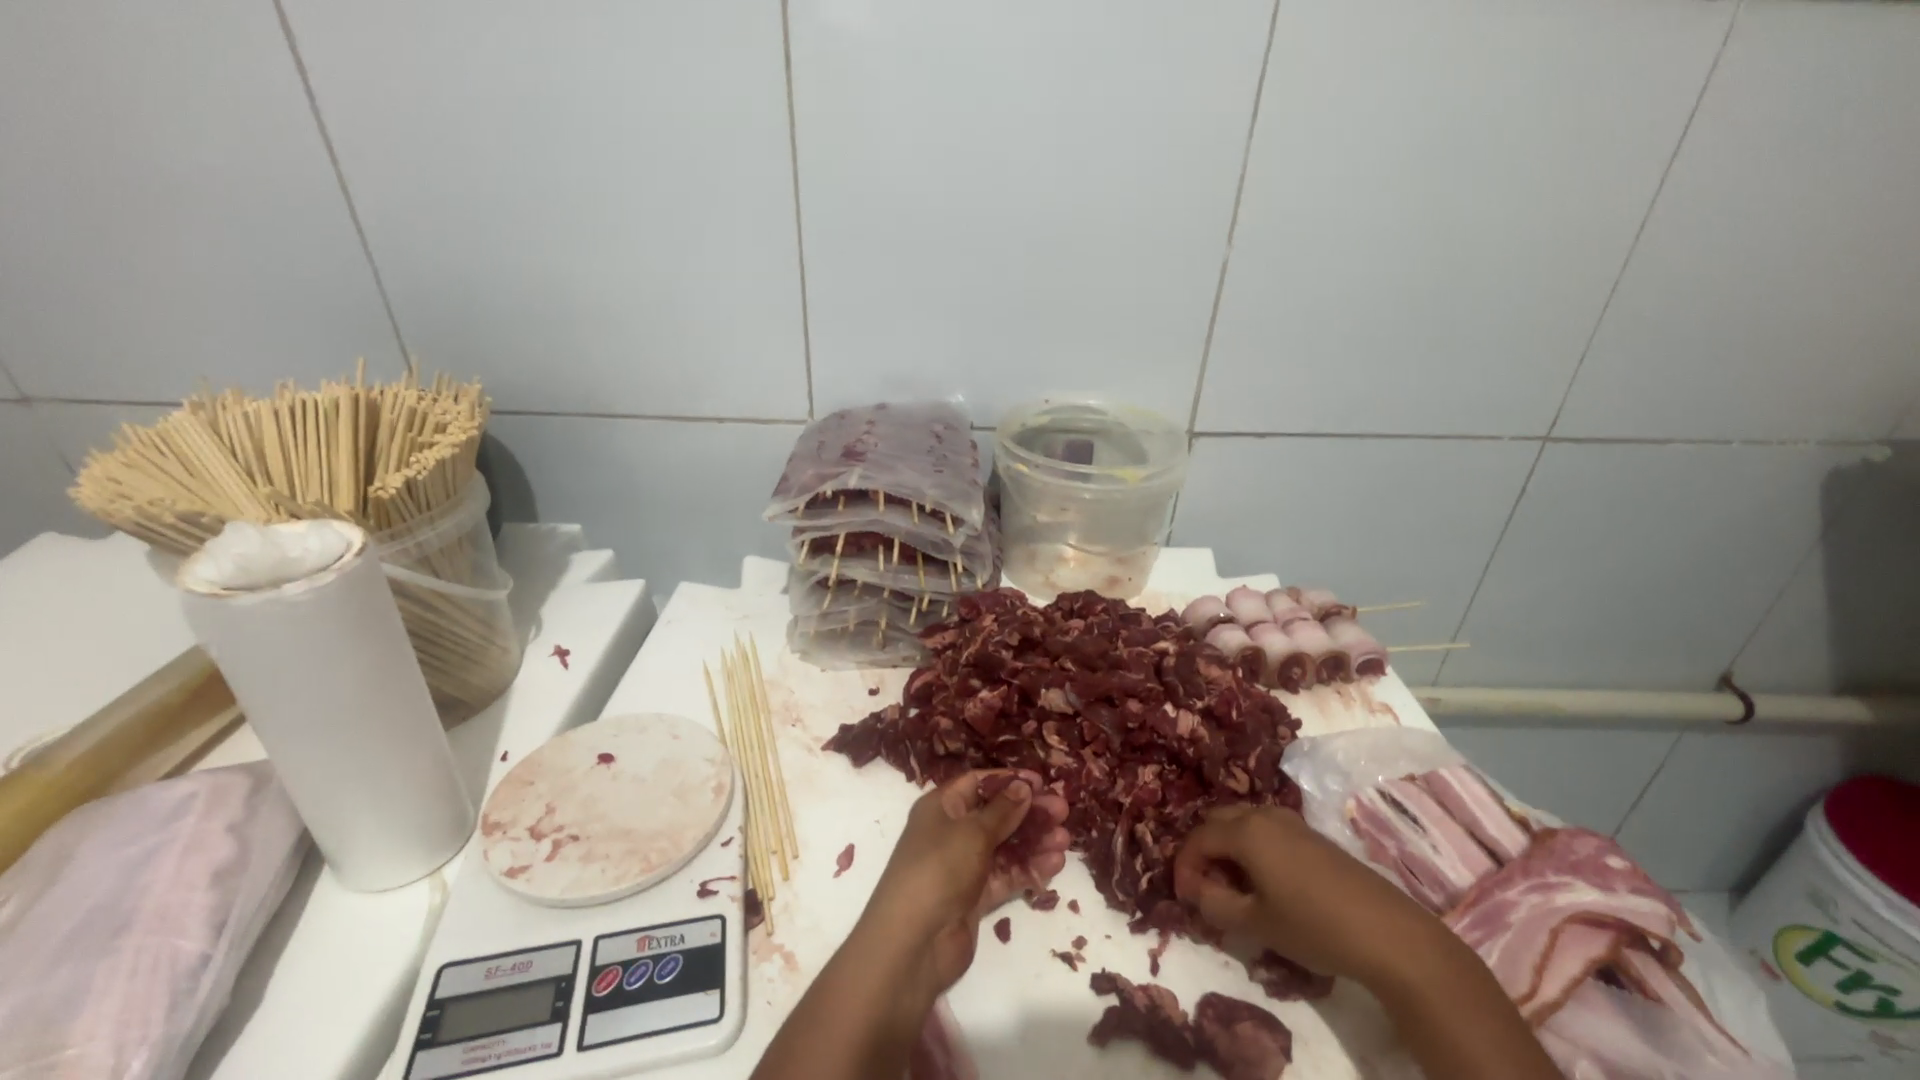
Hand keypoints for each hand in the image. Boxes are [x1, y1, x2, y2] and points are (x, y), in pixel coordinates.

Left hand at [859, 769, 1070, 998]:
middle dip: (1029, 813)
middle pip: (996, 815)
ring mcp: (963, 867)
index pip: (977, 784)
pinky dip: (1028, 870)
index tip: (1041, 782)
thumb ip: (1002, 810)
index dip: (1008, 781)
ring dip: (1035, 842)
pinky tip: (1054, 864)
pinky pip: (1006, 876)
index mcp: (941, 808)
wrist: (914, 941)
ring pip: (1005, 847)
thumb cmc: (939, 869)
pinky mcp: (975, 897)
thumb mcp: (972, 832)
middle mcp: (951, 833)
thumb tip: (1022, 786)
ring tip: (1064, 840)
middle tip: (1063, 811)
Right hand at [1172, 804, 1445, 986]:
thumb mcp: (1254, 923)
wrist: (1389, 934)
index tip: (1185, 898)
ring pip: (1244, 823)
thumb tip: (1195, 890)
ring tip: (1233, 888)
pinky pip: (1268, 831)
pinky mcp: (1314, 837)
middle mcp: (1266, 815)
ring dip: (1229, 849)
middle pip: (1218, 821)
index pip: (1197, 838)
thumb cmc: (1313, 926)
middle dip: (1204, 851)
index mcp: (1246, 831)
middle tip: (1205, 888)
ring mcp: (1294, 823)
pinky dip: (1253, 849)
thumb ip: (1214, 903)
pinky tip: (1265, 884)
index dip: (1183, 867)